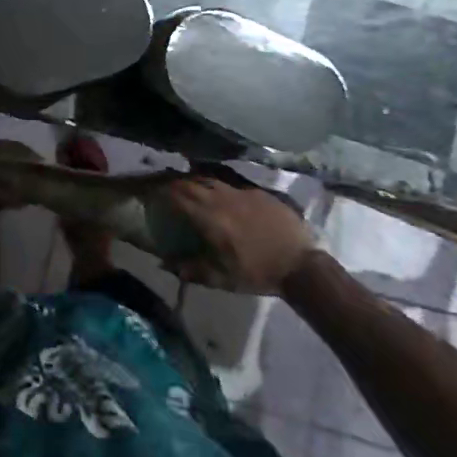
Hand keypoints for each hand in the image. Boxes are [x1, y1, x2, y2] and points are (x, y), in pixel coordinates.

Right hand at [164, 177, 318, 295]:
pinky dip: (219, 184)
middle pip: (191, 182)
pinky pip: (231, 183)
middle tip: (168, 187)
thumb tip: (164, 264)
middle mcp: (221, 199)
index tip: (154, 193)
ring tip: (190, 185)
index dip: (163, 192)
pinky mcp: (258, 192)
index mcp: (209, 218)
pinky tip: (221, 192)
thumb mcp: (222, 278)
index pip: (178, 195)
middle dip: (176, 183)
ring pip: (210, 178)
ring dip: (196, 180)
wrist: (301, 266)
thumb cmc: (258, 273)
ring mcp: (241, 192)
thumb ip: (192, 270)